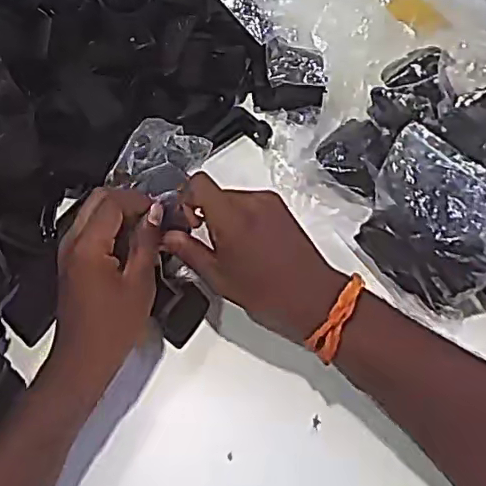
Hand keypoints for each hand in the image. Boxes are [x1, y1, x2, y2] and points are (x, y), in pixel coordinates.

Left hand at [46, 188, 161, 396]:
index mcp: (87, 245)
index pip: (112, 201)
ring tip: (145, 231)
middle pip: (98, 199)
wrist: (84, 359)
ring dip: (118, 213)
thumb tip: (153, 216)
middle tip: (152, 215)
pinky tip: (130, 246)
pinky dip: (109, 229)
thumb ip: (147, 243)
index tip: (158, 209)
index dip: (138, 200)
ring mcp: (68, 250)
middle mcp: (72, 242)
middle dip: (127, 201)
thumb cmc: (109, 332)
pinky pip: (89, 230)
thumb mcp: (139, 284)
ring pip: (92, 212)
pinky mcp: (71, 260)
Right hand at [162, 172, 348, 343]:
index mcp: (231, 215)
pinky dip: (242, 218)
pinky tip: (247, 246)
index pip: (196, 183)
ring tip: (230, 249)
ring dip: (223, 216)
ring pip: (231, 198)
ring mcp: (268, 203)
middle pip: (213, 192)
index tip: (185, 219)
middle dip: (203, 212)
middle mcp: (251, 201)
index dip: (184, 199)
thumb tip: (169, 237)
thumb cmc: (273, 294)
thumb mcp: (219, 277)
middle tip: (203, 240)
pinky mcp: (280, 208)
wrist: (316, 301)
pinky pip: (250, 204)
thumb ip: (188, 251)